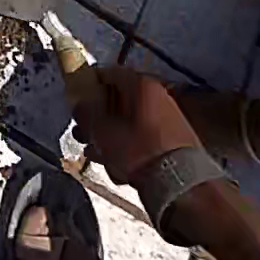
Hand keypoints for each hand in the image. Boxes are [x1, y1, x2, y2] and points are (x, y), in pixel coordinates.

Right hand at [69, 65, 203, 185]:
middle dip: (95, 118)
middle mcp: (157, 96)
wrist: (184, 186)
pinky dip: (127, 146)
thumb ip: (85, 112)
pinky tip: (115, 166)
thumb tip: (79, 105)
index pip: (105, 73)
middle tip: (82, 134)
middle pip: (116, 100)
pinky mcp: (173, 140)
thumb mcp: (101, 130)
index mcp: (140, 85)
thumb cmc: (137, 150)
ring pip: (127, 121)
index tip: (74, 103)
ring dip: (108, 136)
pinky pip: (142, 136)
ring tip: (94, 154)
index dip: (85, 86)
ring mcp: (168, 118)